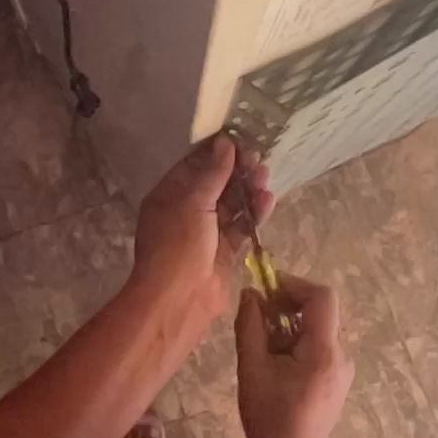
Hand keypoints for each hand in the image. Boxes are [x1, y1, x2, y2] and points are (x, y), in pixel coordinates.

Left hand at [130, 135, 273, 322]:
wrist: (179, 299)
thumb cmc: (178, 244)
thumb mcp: (192, 202)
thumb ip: (212, 173)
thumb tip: (225, 144)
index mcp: (169, 196)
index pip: (193, 166)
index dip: (216, 152)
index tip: (240, 139)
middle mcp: (186, 212)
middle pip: (215, 184)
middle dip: (237, 170)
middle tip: (258, 157)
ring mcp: (206, 233)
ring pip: (231, 205)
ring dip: (248, 190)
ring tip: (266, 176)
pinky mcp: (225, 251)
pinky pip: (241, 226)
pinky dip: (254, 213)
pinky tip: (268, 200)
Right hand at [235, 274, 351, 437]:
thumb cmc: (269, 419)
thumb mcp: (251, 368)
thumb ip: (250, 326)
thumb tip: (251, 294)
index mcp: (323, 350)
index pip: (322, 297)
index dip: (293, 285)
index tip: (265, 290)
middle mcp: (341, 355)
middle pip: (321, 310)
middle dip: (289, 304)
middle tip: (259, 315)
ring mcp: (343, 368)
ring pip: (319, 327)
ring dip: (291, 323)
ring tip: (263, 342)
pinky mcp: (337, 379)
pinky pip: (320, 345)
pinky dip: (298, 340)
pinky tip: (276, 361)